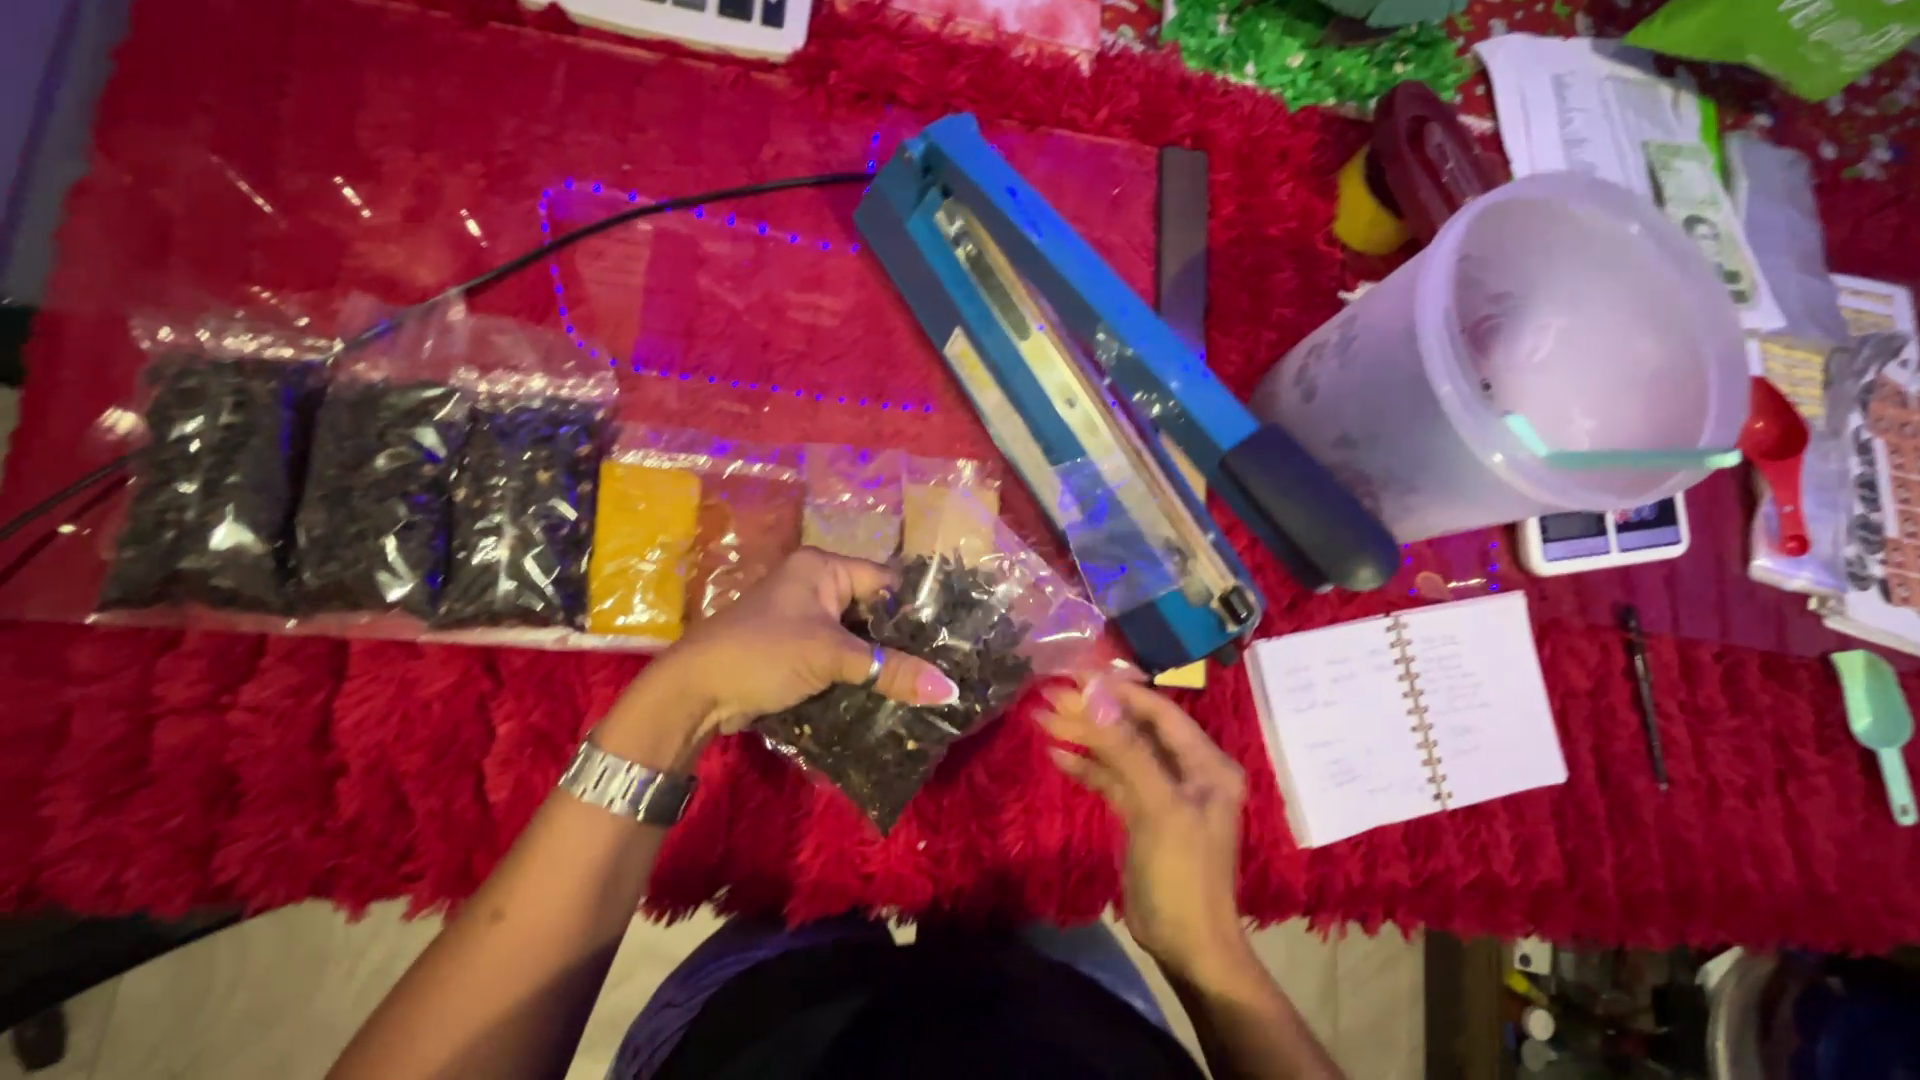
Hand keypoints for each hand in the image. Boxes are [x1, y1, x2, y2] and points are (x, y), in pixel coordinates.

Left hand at [595, 549, 958, 769]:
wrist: (695, 693)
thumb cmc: (763, 654)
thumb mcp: (830, 657)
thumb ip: (889, 670)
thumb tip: (951, 690)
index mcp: (821, 568)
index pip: (885, 579)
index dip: (917, 607)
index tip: (955, 634)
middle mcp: (815, 586)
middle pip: (873, 610)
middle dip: (902, 639)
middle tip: (948, 661)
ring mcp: (804, 619)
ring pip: (858, 637)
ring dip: (881, 660)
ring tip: (929, 680)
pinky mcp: (797, 651)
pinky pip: (840, 656)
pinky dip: (860, 673)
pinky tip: (891, 692)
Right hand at [1037, 675, 1253, 985]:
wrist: (1186, 945)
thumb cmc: (1182, 873)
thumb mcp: (1157, 806)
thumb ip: (1126, 749)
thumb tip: (1093, 696)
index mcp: (1207, 764)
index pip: (1160, 712)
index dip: (1118, 691)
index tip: (1075, 675)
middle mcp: (1188, 772)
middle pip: (1136, 730)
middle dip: (1094, 713)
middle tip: (1048, 695)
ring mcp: (1163, 794)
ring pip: (1120, 754)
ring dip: (1084, 737)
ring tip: (1042, 718)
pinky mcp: (1141, 816)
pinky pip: (1112, 781)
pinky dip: (1086, 767)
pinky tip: (1056, 754)